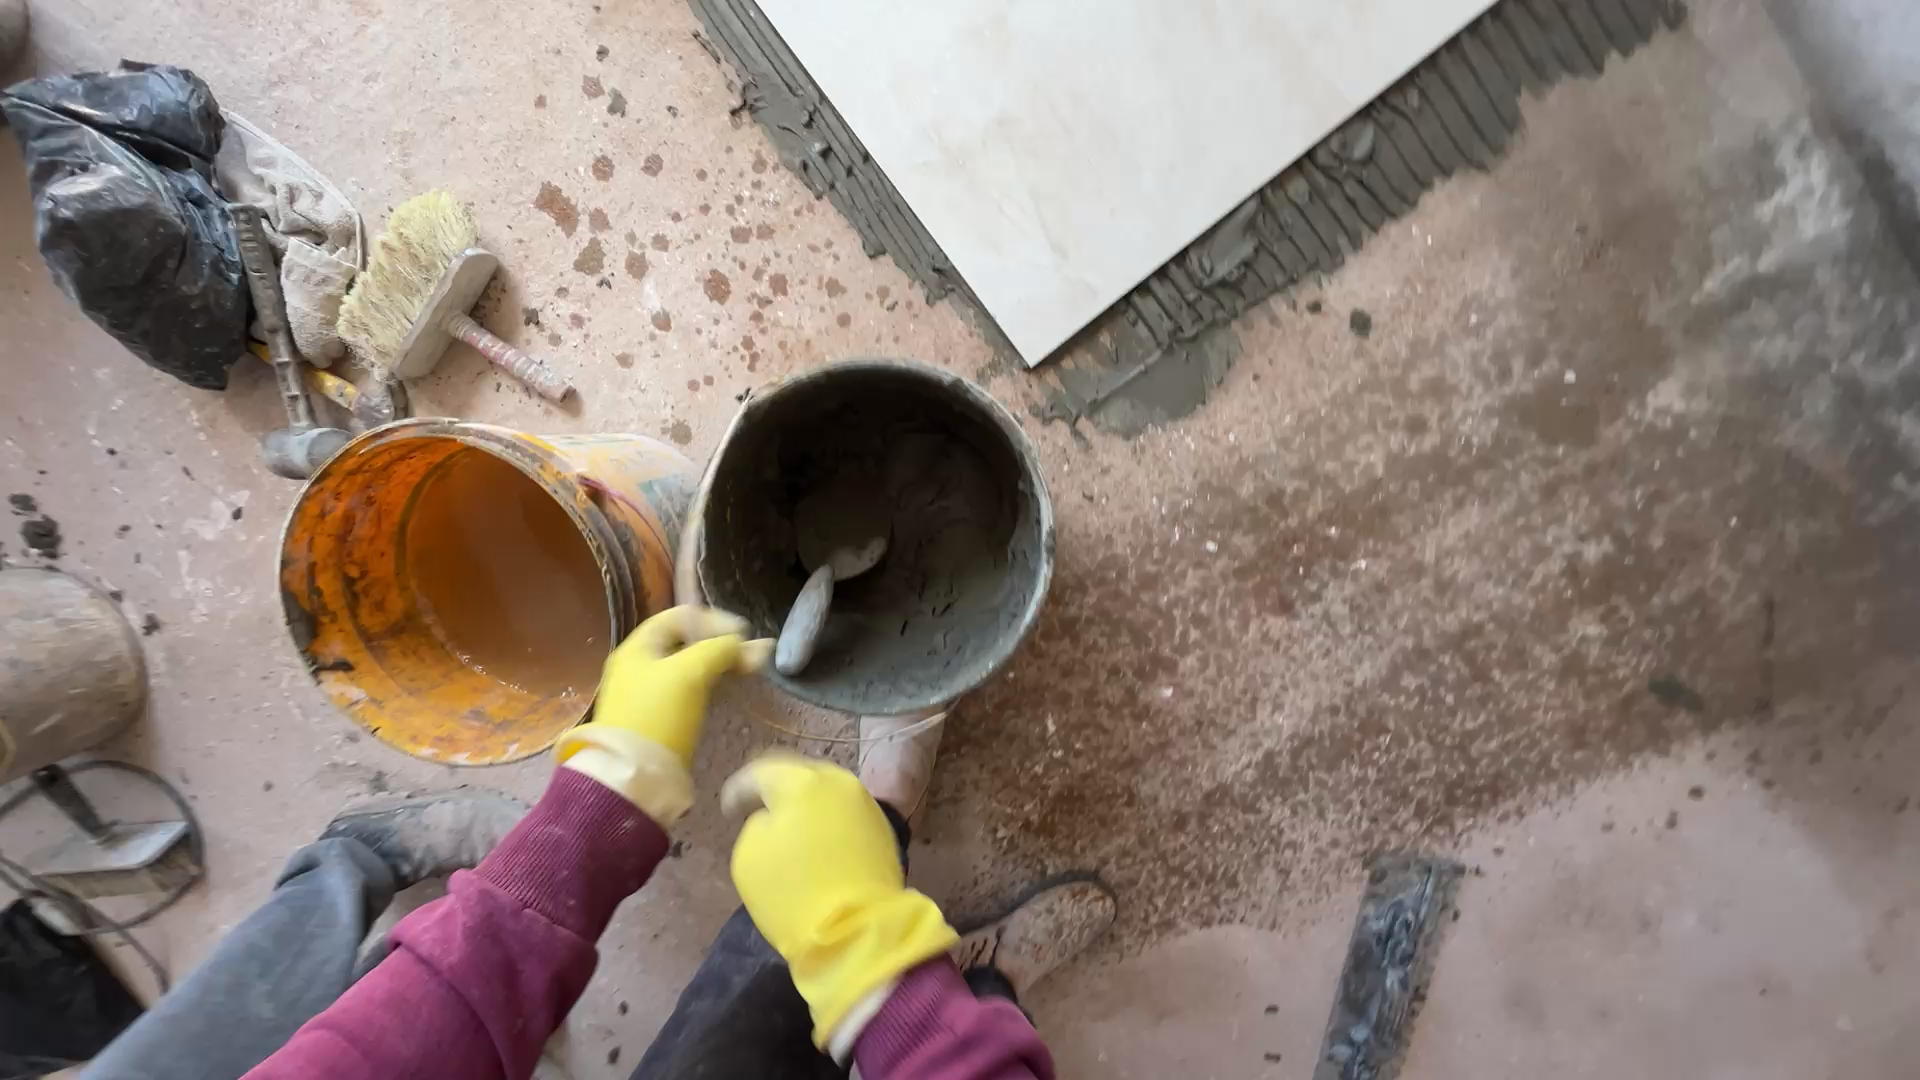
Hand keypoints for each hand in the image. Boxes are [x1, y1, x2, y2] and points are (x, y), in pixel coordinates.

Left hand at [554, 606, 770, 823]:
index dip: (714, 620)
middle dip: (725, 643)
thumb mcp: (689, 673)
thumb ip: (719, 649)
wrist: (634, 778)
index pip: (680, 617)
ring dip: (725, 662)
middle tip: (757, 653)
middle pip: (689, 641)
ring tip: (755, 666)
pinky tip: (737, 684)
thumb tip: (744, 643)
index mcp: (638, 648)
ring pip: (695, 665)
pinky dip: (717, 682)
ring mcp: (652, 693)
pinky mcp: (665, 717)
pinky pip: (694, 688)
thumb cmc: (658, 716)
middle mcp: (642, 666)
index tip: (743, 634)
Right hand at [723, 755, 957, 1050]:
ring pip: (826, 789)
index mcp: (801, 781)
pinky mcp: (881, 824)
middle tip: (757, 807)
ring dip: (805, 801)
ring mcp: (864, 801)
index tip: (728, 809)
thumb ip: (758, 822)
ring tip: (789, 822)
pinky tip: (817, 836)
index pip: (761, 772)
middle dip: (776, 788)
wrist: (856, 928)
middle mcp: (837, 780)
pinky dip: (827, 817)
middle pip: (799, 773)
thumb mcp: (750, 856)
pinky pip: (845, 809)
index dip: (740, 788)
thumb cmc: (794, 893)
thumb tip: (775, 817)